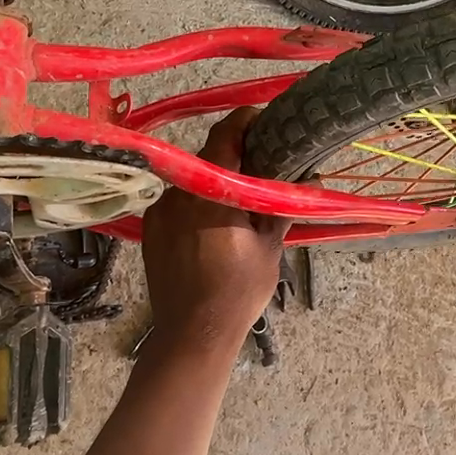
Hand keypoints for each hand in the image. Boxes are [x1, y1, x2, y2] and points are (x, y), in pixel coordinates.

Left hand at [140, 107, 288, 354]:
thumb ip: (280, 207)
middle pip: (209, 157)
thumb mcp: (269, 248)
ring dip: (216, 182)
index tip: (263, 120)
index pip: (225, 135)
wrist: (192, 335)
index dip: (244, 120)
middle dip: (235, 156)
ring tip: (239, 203)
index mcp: (211, 193)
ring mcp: (160, 210)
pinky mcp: (152, 227)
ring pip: (194, 180)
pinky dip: (198, 202)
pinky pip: (179, 201)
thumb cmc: (237, 292)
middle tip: (261, 165)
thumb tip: (303, 179)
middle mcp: (179, 193)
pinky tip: (214, 225)